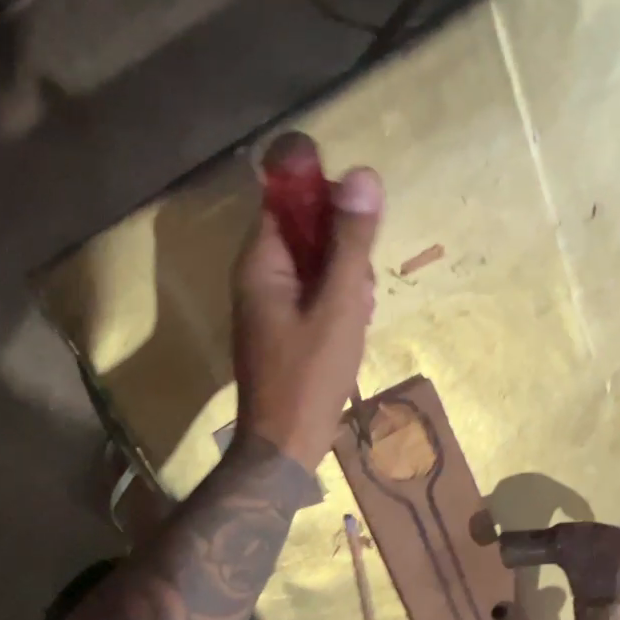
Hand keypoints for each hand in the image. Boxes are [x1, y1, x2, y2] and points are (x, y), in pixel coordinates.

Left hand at [231, 165, 383, 468]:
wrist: (284, 445)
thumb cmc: (309, 376)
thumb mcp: (340, 305)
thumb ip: (351, 242)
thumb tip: (363, 173)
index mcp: (260, 262)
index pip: (286, 197)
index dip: (325, 196)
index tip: (359, 222)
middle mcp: (257, 276)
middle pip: (305, 229)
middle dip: (343, 248)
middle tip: (360, 287)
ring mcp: (268, 303)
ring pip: (315, 264)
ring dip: (345, 280)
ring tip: (358, 315)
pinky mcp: (281, 327)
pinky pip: (313, 294)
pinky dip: (337, 304)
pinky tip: (352, 330)